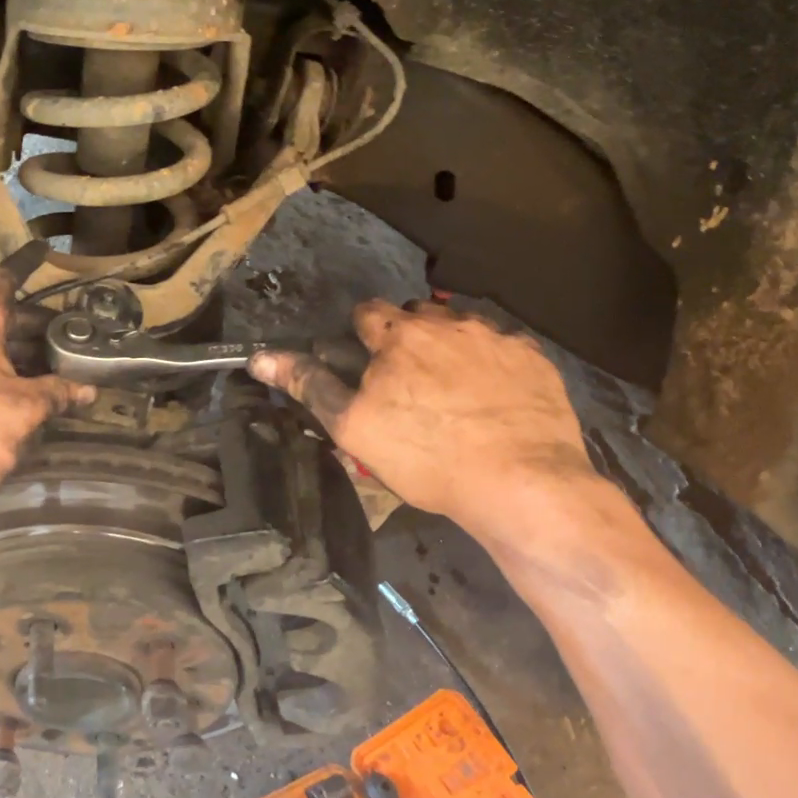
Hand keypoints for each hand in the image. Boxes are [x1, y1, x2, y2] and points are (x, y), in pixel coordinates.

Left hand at [0, 265, 95, 512]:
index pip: (1, 283)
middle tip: (68, 330)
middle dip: (32, 322)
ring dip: (17, 349)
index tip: (42, 251)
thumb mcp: (24, 412)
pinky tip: (22, 388)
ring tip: (53, 362)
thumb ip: (57, 393)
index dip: (23, 266)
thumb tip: (89, 389)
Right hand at [248, 300, 596, 536]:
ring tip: (451, 387)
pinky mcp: (536, 361)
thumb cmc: (426, 456)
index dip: (360, 335)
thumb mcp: (353, 426)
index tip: (364, 365)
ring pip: (462, 326)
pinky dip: (492, 362)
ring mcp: (497, 339)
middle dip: (407, 335)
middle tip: (406, 379)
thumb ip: (309, 385)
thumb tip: (260, 357)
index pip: (368, 312)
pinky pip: (505, 347)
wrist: (522, 485)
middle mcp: (448, 323)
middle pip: (417, 313)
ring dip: (450, 344)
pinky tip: (493, 397)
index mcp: (398, 334)